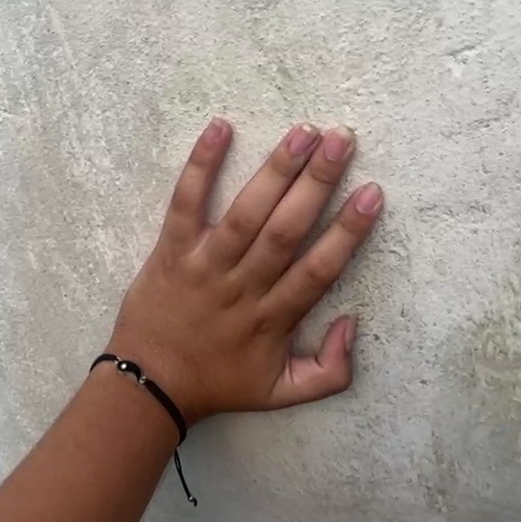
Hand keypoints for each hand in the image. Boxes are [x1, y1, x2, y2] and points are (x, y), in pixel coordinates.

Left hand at [103, 118, 383, 422]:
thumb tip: (353, 323)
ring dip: (275, 170)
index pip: (319, 268)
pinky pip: (186, 204)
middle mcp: (243, 286)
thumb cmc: (218, 382)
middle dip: (317, 182)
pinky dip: (201, 166)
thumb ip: (330, 371)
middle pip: (286, 230)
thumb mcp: (281, 394)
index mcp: (274, 318)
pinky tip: (220, 127)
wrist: (149, 385)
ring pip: (246, 213)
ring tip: (303, 132)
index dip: (348, 230)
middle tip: (342, 140)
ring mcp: (206, 265)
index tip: (372, 192)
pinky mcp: (172, 250)